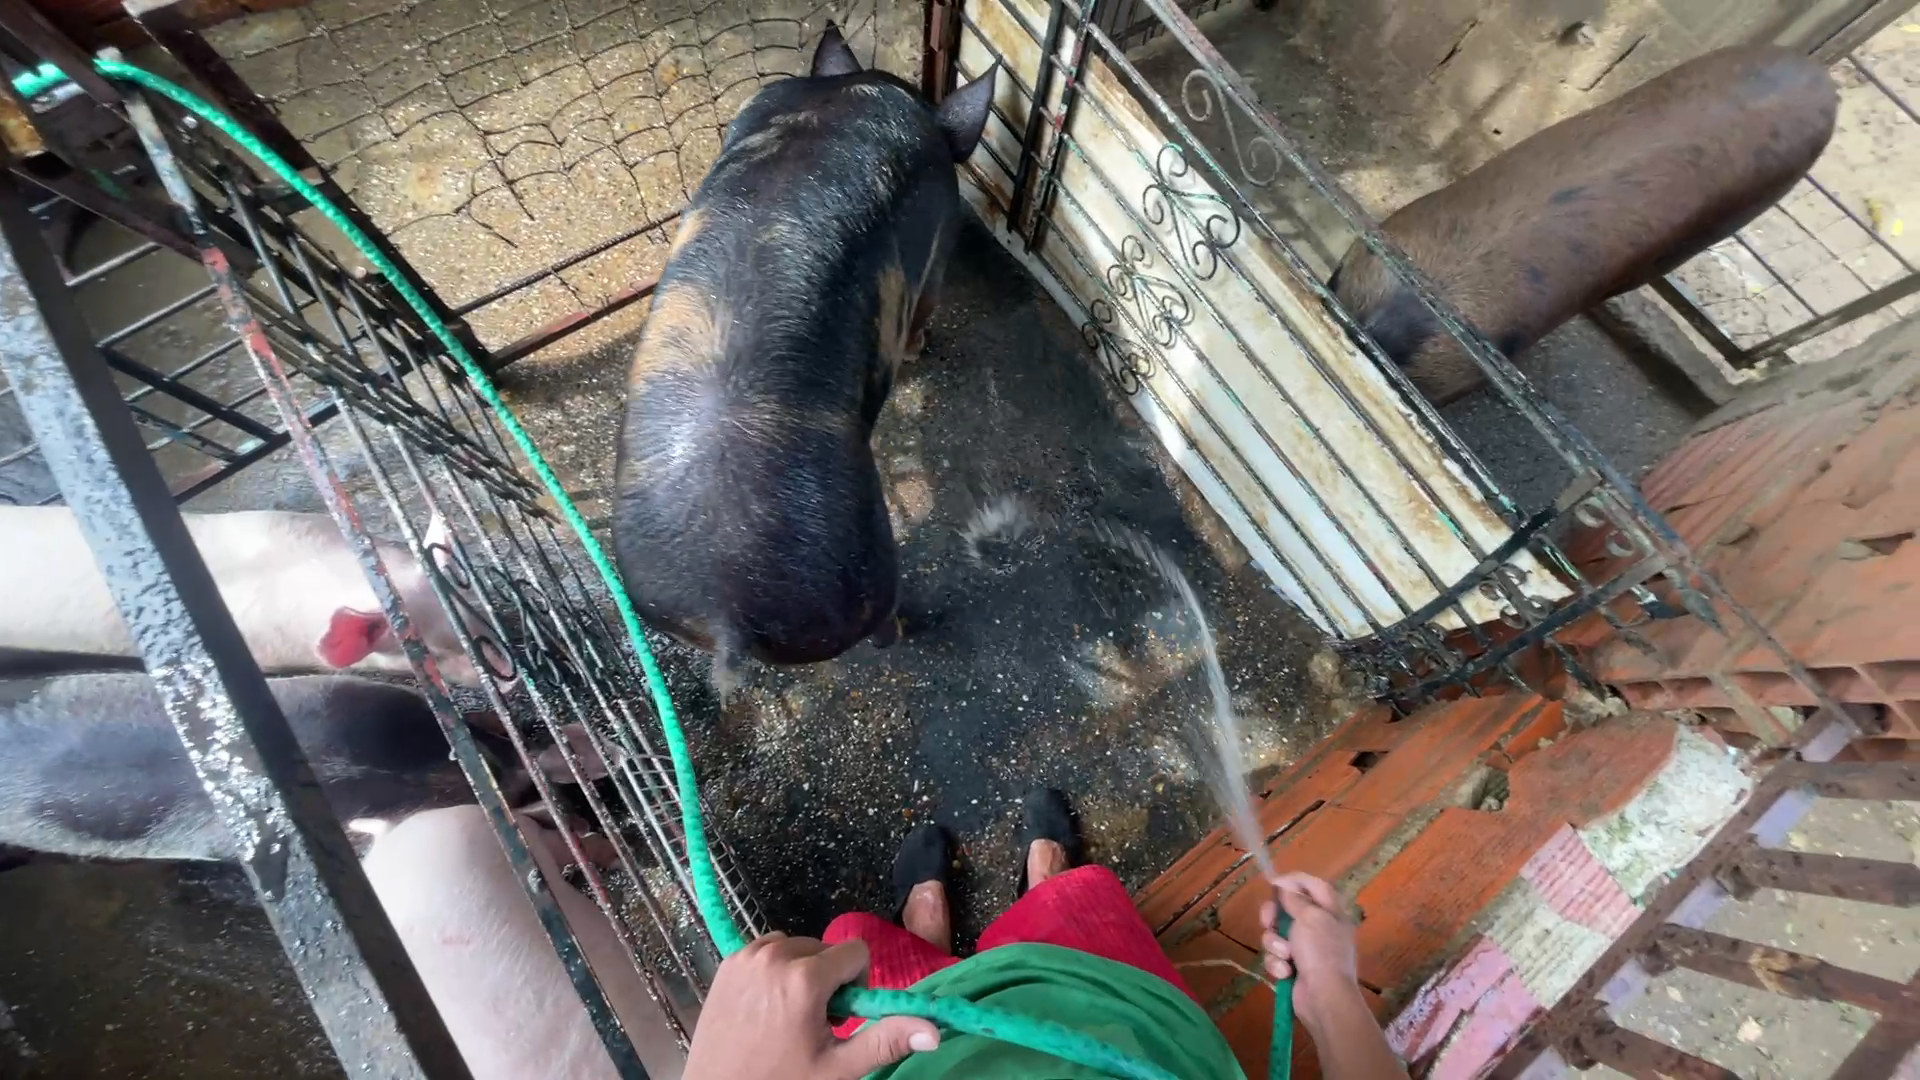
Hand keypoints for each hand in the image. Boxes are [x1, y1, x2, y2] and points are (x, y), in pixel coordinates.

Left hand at [683, 933, 939, 1079]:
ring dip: (801, 971)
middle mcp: (776, 954)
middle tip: (811, 1024)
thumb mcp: (838, 1070)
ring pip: (797, 947)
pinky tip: (765, 1006)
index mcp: (805, 978)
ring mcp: (749, 955)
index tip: (839, 1017)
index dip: (856, 984)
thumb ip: (885, 1040)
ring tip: (787, 1015)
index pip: (855, 952)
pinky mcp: (729, 961)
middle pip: (825, 950)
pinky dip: (774, 969)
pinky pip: (768, 949)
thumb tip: (935, 1028)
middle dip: (827, 979)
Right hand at [1259, 872, 1361, 1029]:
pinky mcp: (1293, 967)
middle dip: (1273, 915)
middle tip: (1268, 921)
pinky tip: (1285, 972)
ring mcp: (1305, 950)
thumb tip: (1285, 887)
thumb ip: (1295, 898)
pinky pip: (1275, 956)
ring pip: (1276, 933)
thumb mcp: (1310, 917)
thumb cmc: (1321, 952)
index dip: (1294, 880)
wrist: (1324, 999)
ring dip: (1275, 943)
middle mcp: (1318, 929)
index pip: (1314, 885)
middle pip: (1287, 909)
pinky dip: (1277, 963)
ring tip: (1284, 955)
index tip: (1273, 882)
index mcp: (1331, 914)